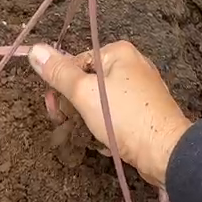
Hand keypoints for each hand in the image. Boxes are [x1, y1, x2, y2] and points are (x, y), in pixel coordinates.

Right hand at [27, 41, 190, 187]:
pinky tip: (104, 142)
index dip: (60, 87)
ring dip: (87, 118)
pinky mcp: (146, 112)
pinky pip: (117, 114)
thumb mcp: (84, 93)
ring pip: (101, 100)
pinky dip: (107, 126)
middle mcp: (133, 65)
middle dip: (72, 104)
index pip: (75, 63)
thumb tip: (35, 49)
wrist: (166, 153)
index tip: (54, 110)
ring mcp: (142, 89)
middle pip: (88, 81)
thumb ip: (58, 72)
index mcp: (119, 53)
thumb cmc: (125, 118)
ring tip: (86, 135)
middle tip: (64, 123)